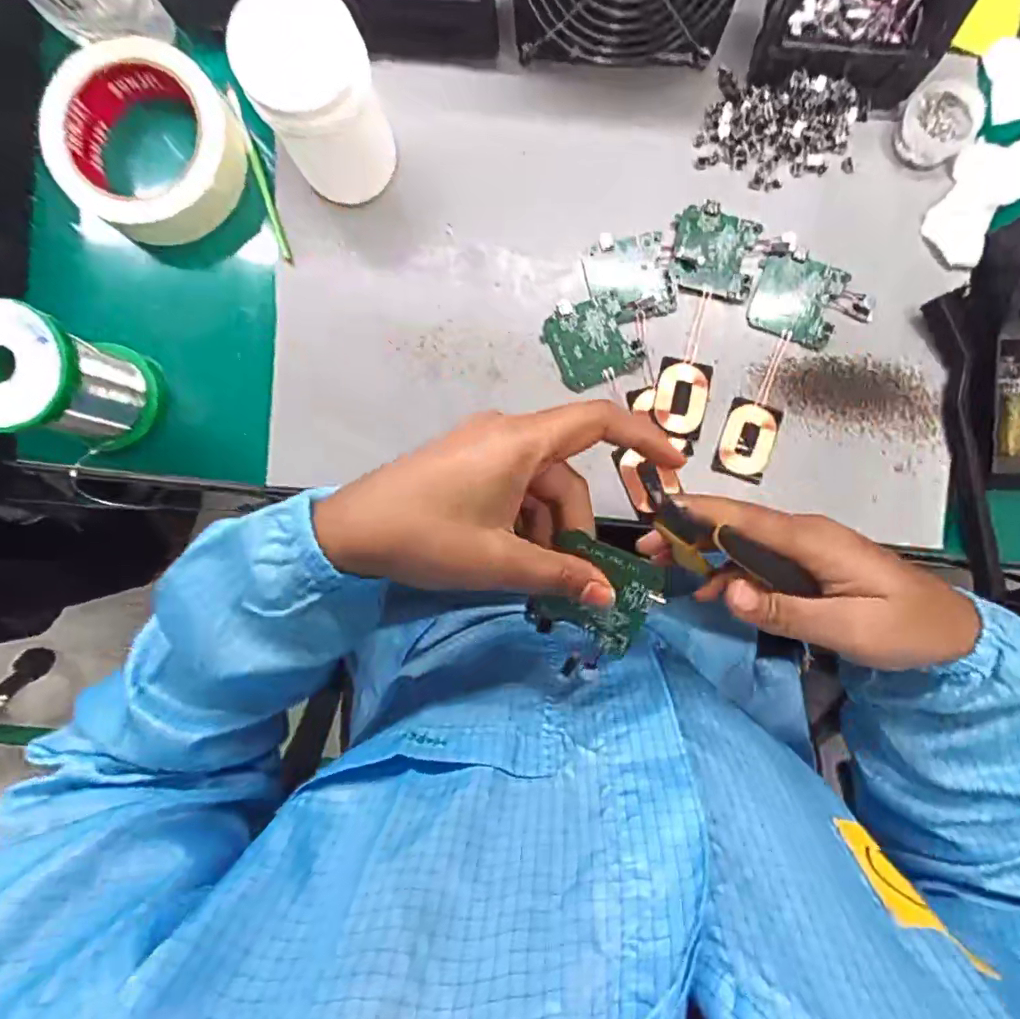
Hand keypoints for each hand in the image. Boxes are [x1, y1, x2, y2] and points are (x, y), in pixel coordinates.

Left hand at [314, 403, 685, 605]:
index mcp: (519, 442)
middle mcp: (504, 433)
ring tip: (527, 575)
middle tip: (565, 580)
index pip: (597, 422)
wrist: (347, 532)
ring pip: (536, 488)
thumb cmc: (425, 538)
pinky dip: (519, 521)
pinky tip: (505, 555)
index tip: (672, 467)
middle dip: (571, 529)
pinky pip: (509, 487)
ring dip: (543, 531)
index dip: (643, 438)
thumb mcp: (497, 561)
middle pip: (564, 477)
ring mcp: (480, 446)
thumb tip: (607, 596)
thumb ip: (558, 576)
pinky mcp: (461, 462)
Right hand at [635, 496, 980, 670]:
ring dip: (702, 551)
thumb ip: (785, 610)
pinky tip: (708, 591)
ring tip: (663, 567)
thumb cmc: (907, 629)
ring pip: (740, 541)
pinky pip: (756, 561)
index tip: (657, 513)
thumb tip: (726, 593)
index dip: (697, 511)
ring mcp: (804, 549)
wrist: (955, 635)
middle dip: (687, 531)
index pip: (742, 517)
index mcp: (810, 539)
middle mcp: (802, 534)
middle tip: (647, 549)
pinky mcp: (806, 566)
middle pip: (734, 524)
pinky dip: (727, 573)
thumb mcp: (848, 627)